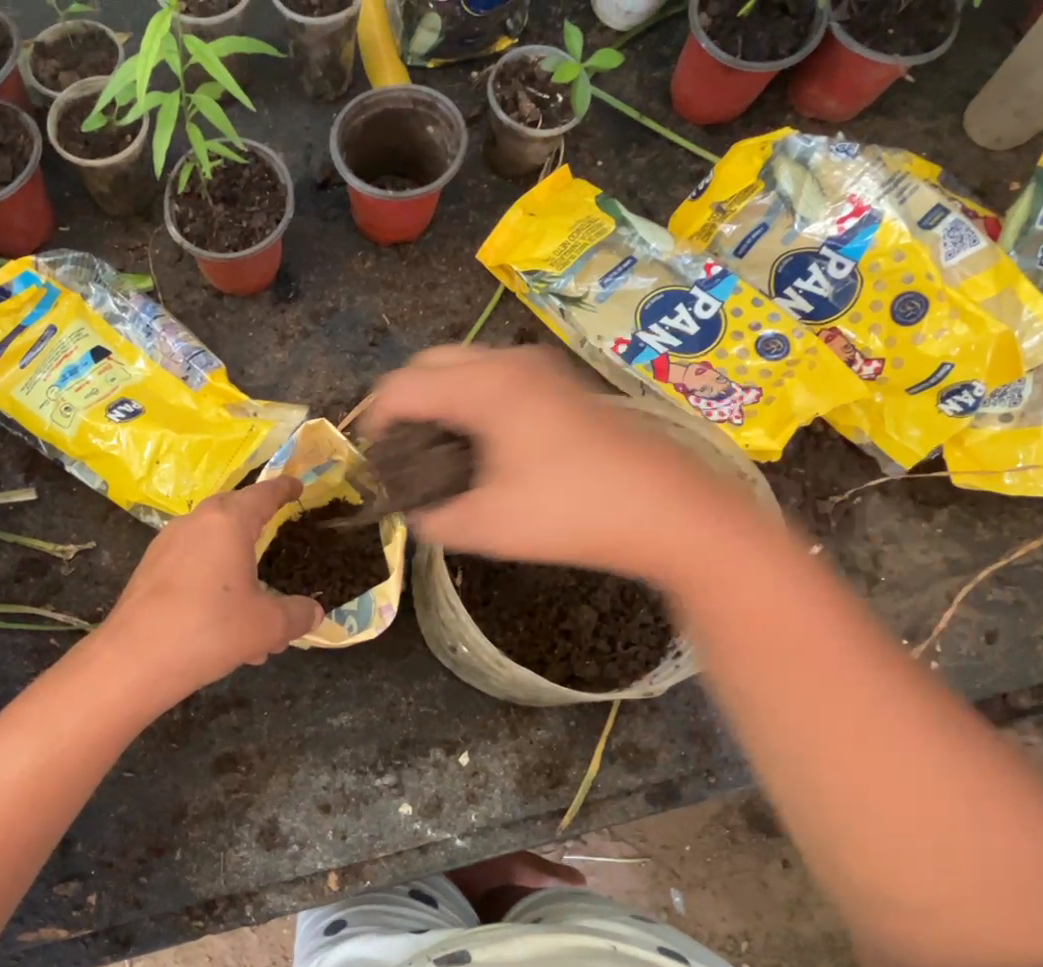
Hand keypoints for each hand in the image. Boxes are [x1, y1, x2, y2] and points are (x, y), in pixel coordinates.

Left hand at [97, 475, 323, 696]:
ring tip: (258, 607)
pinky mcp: (149, 571)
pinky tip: (225, 622)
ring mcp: (166, 546)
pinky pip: (192, 566)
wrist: (135, 660)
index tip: (297, 485)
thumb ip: (296, 615)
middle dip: (256, 521)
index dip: (283, 489)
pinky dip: (214, 582)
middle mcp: (194, 524)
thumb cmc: (210, 629)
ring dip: (236, 566)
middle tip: (276, 527)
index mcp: (227, 523)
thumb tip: (313, 613)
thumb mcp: (267, 626)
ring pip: (211, 545)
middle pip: (232, 512)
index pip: (262, 495)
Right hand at [361, 345, 761, 581]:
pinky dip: (470, 399)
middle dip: (403, 402)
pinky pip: (494, 376)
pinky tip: (480, 446)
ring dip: (438, 399)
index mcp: (486, 388)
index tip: (369, 460)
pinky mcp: (562, 384)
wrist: (673, 511)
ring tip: (435, 453)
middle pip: (429, 362)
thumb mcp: (489, 527)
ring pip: (463, 366)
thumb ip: (433, 519)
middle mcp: (510, 363)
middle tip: (399, 453)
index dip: (374, 422)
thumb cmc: (575, 515)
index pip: (401, 386)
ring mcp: (541, 369)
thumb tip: (413, 513)